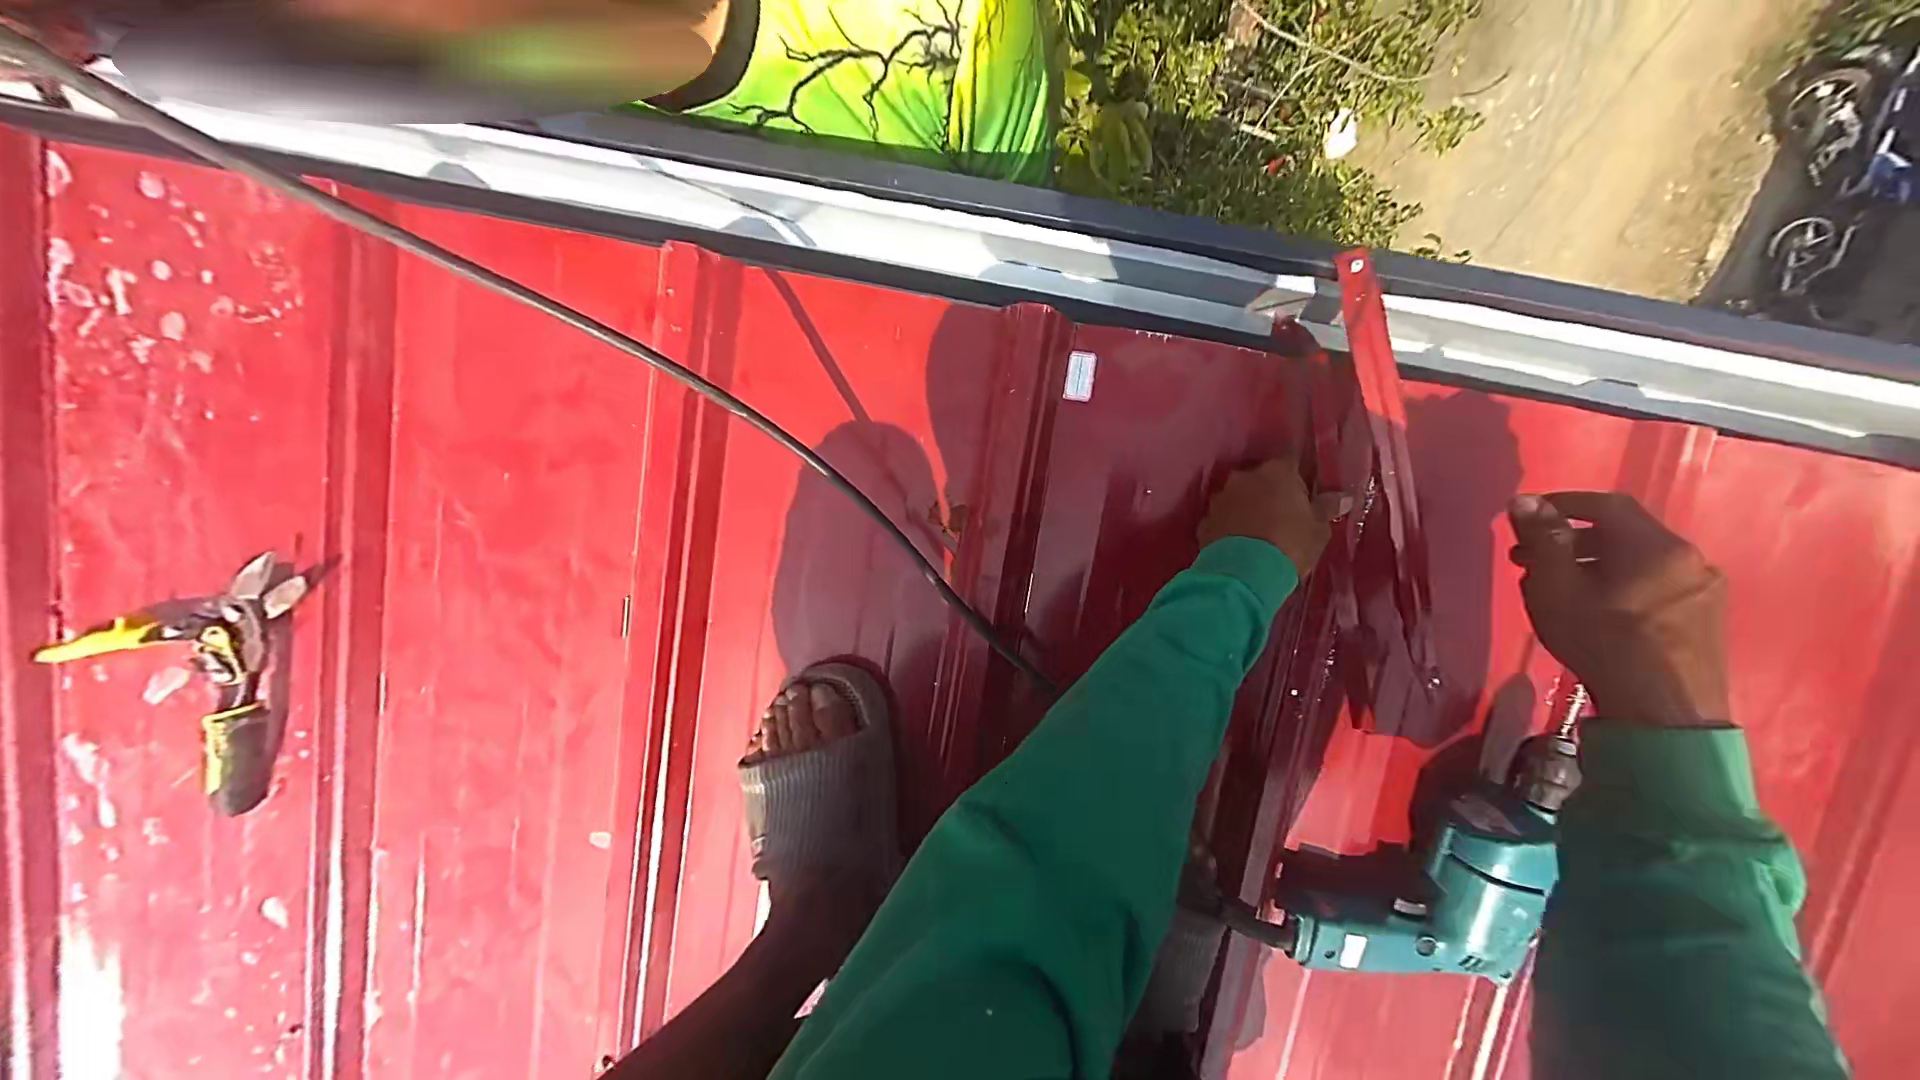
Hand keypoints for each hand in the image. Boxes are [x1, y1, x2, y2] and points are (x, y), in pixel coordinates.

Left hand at [1198, 459, 1344, 575]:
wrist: (1243, 572)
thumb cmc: (1290, 544)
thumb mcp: (1318, 529)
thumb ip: (1326, 508)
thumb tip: (1342, 498)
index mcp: (1276, 472)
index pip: (1290, 465)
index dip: (1296, 482)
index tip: (1302, 500)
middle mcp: (1243, 478)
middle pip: (1259, 480)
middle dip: (1268, 494)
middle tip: (1281, 517)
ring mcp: (1220, 499)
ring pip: (1236, 498)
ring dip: (1245, 509)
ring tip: (1258, 534)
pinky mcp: (1204, 521)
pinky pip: (1221, 519)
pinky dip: (1228, 527)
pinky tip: (1238, 545)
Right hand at [1507, 492, 1730, 726]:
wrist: (1663, 710)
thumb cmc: (1600, 641)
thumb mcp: (1556, 587)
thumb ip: (1542, 540)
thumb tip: (1524, 499)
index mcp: (1655, 546)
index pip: (1606, 503)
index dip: (1562, 501)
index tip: (1525, 514)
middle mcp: (1689, 557)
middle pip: (1622, 532)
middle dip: (1569, 537)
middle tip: (1526, 558)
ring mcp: (1703, 588)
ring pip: (1636, 559)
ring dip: (1590, 561)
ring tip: (1554, 586)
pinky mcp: (1703, 615)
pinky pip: (1652, 581)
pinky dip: (1615, 580)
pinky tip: (1592, 606)